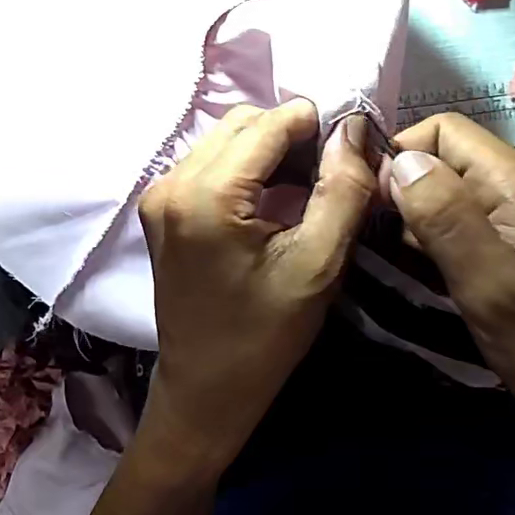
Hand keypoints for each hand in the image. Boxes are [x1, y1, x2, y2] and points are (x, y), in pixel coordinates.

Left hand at [137, 99, 376, 475]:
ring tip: (310, 186)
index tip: (353, 149)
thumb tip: (352, 128)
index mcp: (205, 195)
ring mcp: (161, 193)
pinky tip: (277, 198)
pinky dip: (250, 167)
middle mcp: (173, 182)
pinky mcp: (162, 207)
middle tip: (333, 171)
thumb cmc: (265, 335)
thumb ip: (342, 190)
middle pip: (245, 123)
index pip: (271, 123)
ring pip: (228, 138)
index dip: (318, 125)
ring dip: (272, 150)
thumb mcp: (318, 264)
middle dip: (294, 136)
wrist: (205, 391)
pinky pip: (213, 162)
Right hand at [384, 114, 514, 474]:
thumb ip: (444, 217)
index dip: (401, 157)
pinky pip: (491, 218)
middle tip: (399, 254)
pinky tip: (456, 278)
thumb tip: (400, 159)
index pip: (445, 130)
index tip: (375, 209)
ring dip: (436, 222)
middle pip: (456, 158)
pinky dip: (461, 239)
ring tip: (426, 272)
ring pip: (470, 191)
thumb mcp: (491, 289)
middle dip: (416, 195)